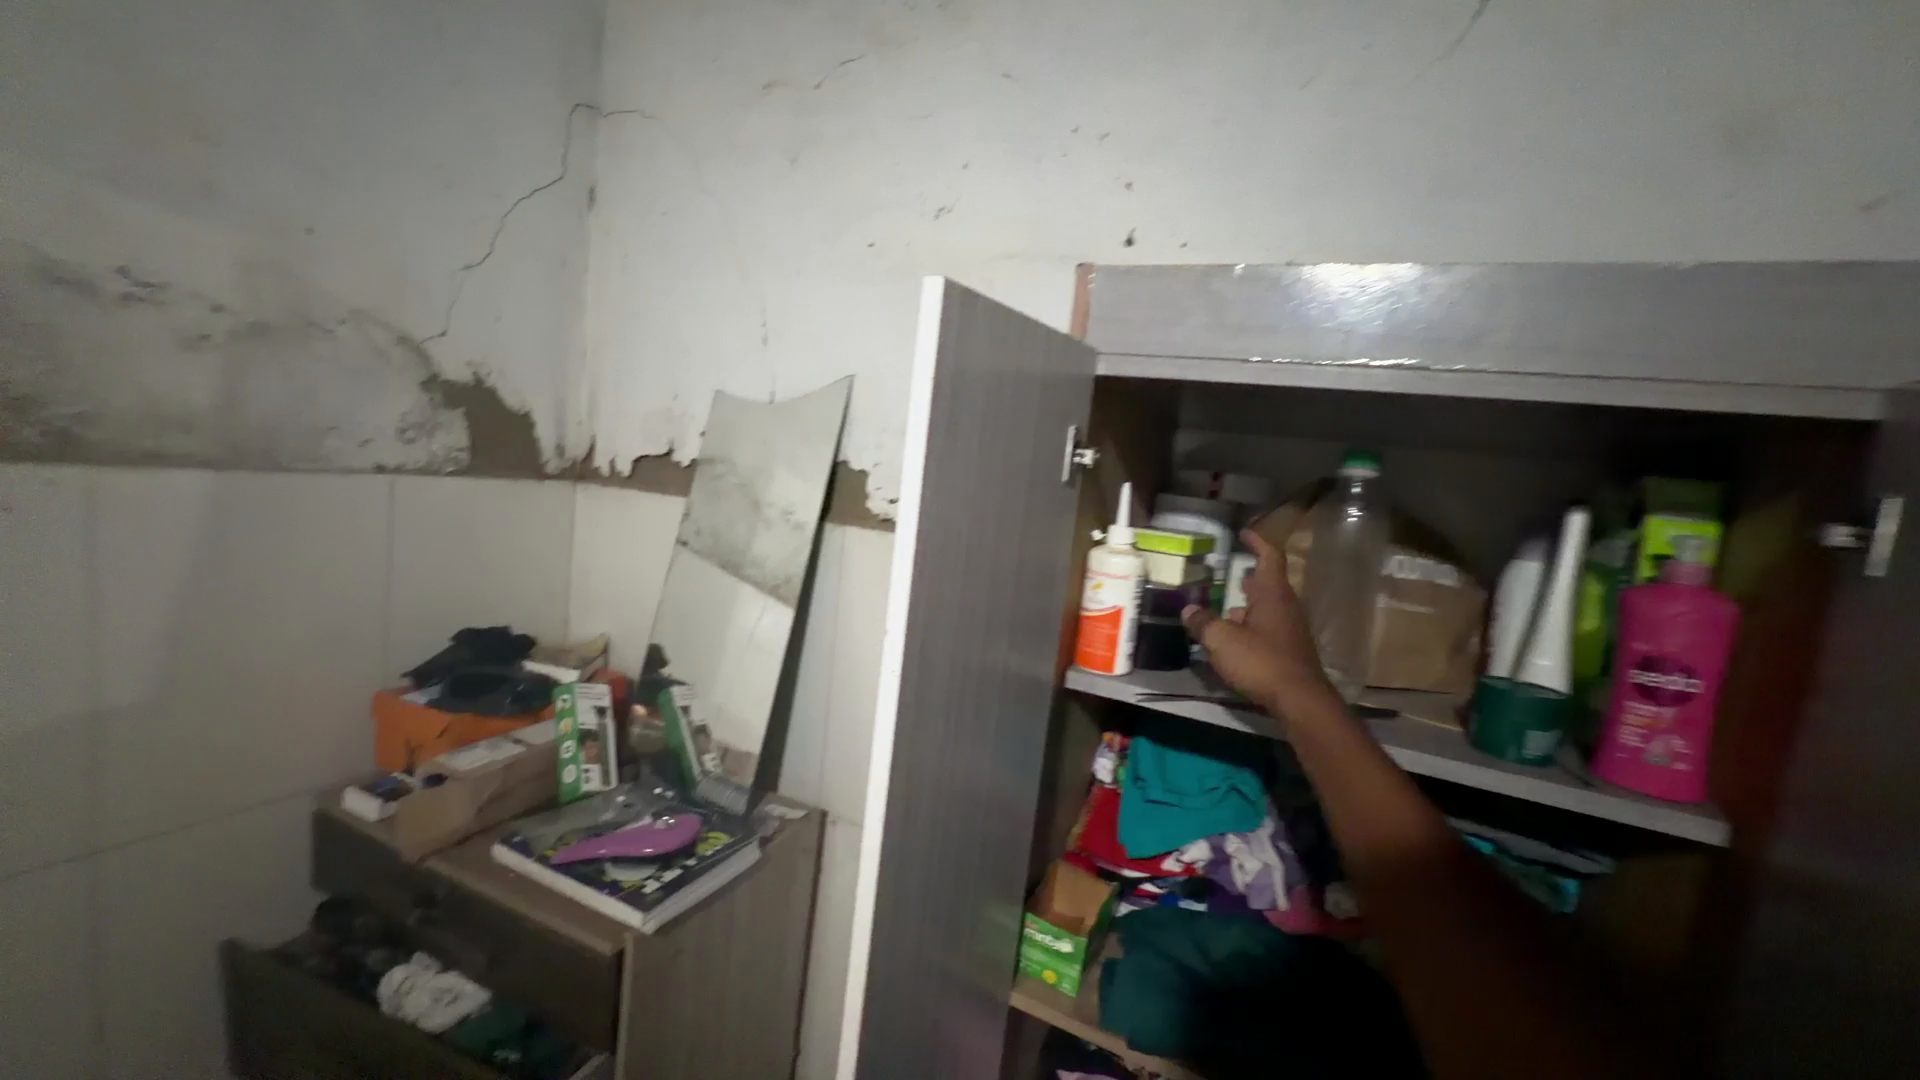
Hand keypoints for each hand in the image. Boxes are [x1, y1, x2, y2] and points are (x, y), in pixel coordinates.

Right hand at [1182, 528, 1340, 722]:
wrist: (1299, 700)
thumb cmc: (1261, 661)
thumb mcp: (1221, 640)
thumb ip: (1203, 623)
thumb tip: (1189, 610)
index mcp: (1273, 595)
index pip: (1269, 558)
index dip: (1257, 542)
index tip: (1244, 533)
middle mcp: (1286, 607)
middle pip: (1269, 584)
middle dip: (1249, 577)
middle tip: (1230, 573)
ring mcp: (1291, 631)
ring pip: (1267, 609)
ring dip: (1247, 606)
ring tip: (1223, 609)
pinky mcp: (1290, 651)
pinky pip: (1267, 630)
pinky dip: (1250, 628)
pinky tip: (1233, 641)